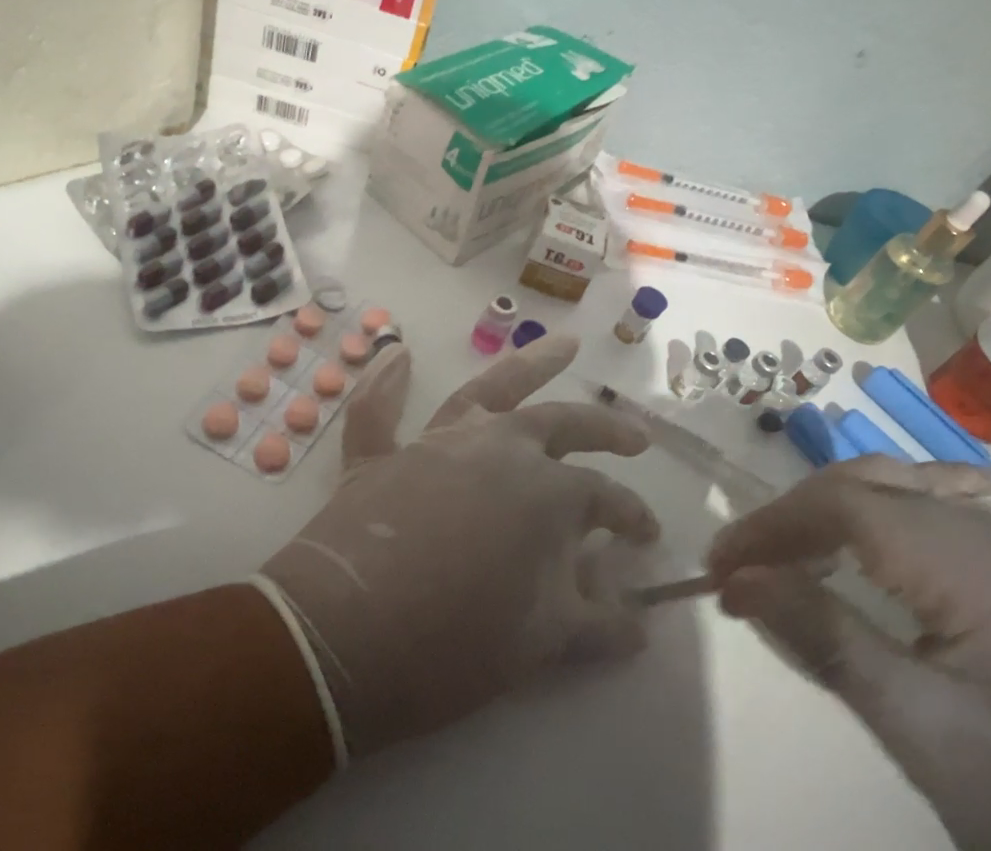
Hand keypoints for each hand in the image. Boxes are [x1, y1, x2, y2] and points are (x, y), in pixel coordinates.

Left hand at [260, 334, 660, 757]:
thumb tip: (637, 623)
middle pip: (563, 425)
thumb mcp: (543, 640)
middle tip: (634, 437)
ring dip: (529, 365)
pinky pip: (377, 412)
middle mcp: (498, 450)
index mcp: (547, 491)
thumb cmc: (456, 643)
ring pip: (488, 391)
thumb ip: (597, 623)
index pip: (604, 499)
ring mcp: (435, 446)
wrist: (344, 644)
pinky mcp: (377, 460)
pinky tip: (397, 353)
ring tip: (565, 345)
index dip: (631, 518)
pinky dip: (384, 382)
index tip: (646, 538)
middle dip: (605, 430)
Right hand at [707, 458, 990, 850]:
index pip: (849, 507)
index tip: (718, 568)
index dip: (772, 526)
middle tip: (741, 569)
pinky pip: (928, 514)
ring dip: (828, 515)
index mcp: (980, 566)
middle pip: (871, 482)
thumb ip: (826, 639)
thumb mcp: (923, 729)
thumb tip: (737, 579)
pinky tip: (853, 561)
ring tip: (784, 564)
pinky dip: (870, 525)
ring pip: (898, 489)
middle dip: (793, 516)